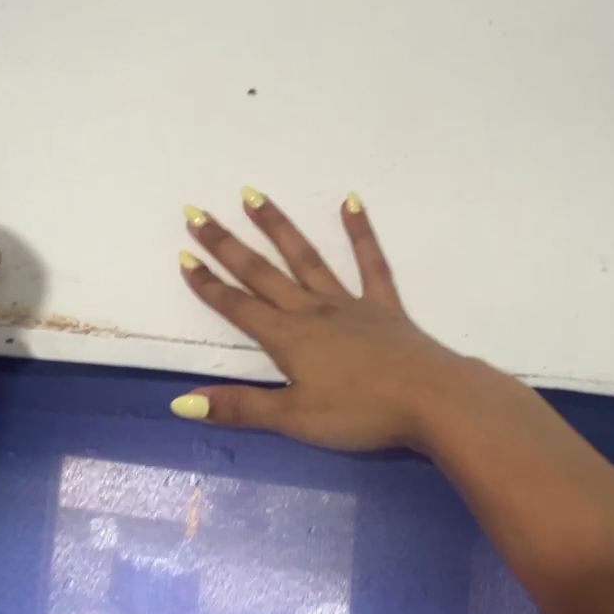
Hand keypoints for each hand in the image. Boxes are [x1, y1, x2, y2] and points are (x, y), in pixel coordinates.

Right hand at [176, 191, 468, 450]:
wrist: (432, 401)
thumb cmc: (360, 413)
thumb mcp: (293, 418)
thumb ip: (240, 407)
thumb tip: (181, 404)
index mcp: (287, 338)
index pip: (237, 306)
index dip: (208, 285)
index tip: (184, 255)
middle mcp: (312, 311)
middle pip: (261, 272)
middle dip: (227, 245)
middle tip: (199, 213)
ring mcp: (349, 303)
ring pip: (306, 258)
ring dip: (277, 227)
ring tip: (253, 196)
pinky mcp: (384, 306)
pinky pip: (370, 263)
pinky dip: (360, 232)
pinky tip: (351, 202)